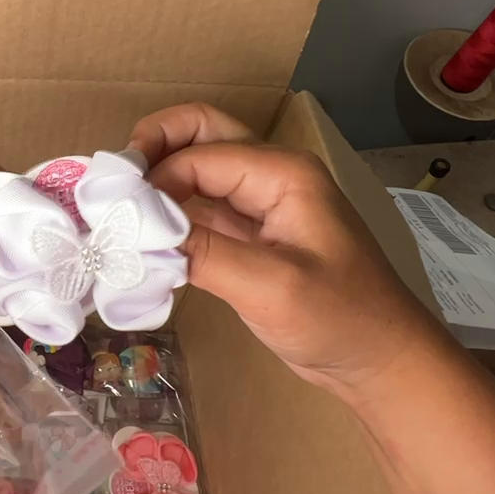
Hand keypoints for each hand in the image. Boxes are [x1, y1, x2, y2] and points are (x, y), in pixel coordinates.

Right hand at [130, 104, 450, 393]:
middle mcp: (269, 175)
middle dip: (153, 145)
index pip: (199, 156)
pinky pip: (200, 205)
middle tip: (114, 180)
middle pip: (200, 132)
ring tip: (119, 205)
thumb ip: (203, 252)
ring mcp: (259, 203)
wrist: (380, 361)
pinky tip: (144, 234)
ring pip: (197, 166)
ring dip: (158, 177)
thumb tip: (136, 232)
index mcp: (282, 173)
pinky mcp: (248, 234)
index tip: (120, 216)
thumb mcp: (271, 286)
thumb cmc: (340, 319)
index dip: (155, 179)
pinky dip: (168, 211)